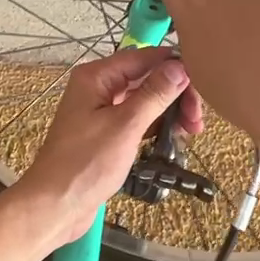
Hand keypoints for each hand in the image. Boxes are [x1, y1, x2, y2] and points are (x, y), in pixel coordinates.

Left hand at [12, 46, 200, 245]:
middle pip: (144, 78)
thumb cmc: (87, 162)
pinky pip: (136, 118)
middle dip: (173, 93)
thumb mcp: (125, 126)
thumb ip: (153, 95)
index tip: (203, 80)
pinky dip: (155, 125)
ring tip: (191, 131)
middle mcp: (97, 86)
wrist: (57, 203)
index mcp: (96, 76)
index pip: (141, 57)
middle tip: (197, 120)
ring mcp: (100, 109)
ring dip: (168, 110)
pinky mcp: (105, 132)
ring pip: (142, 99)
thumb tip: (178, 67)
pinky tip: (173, 138)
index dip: (172, 65)